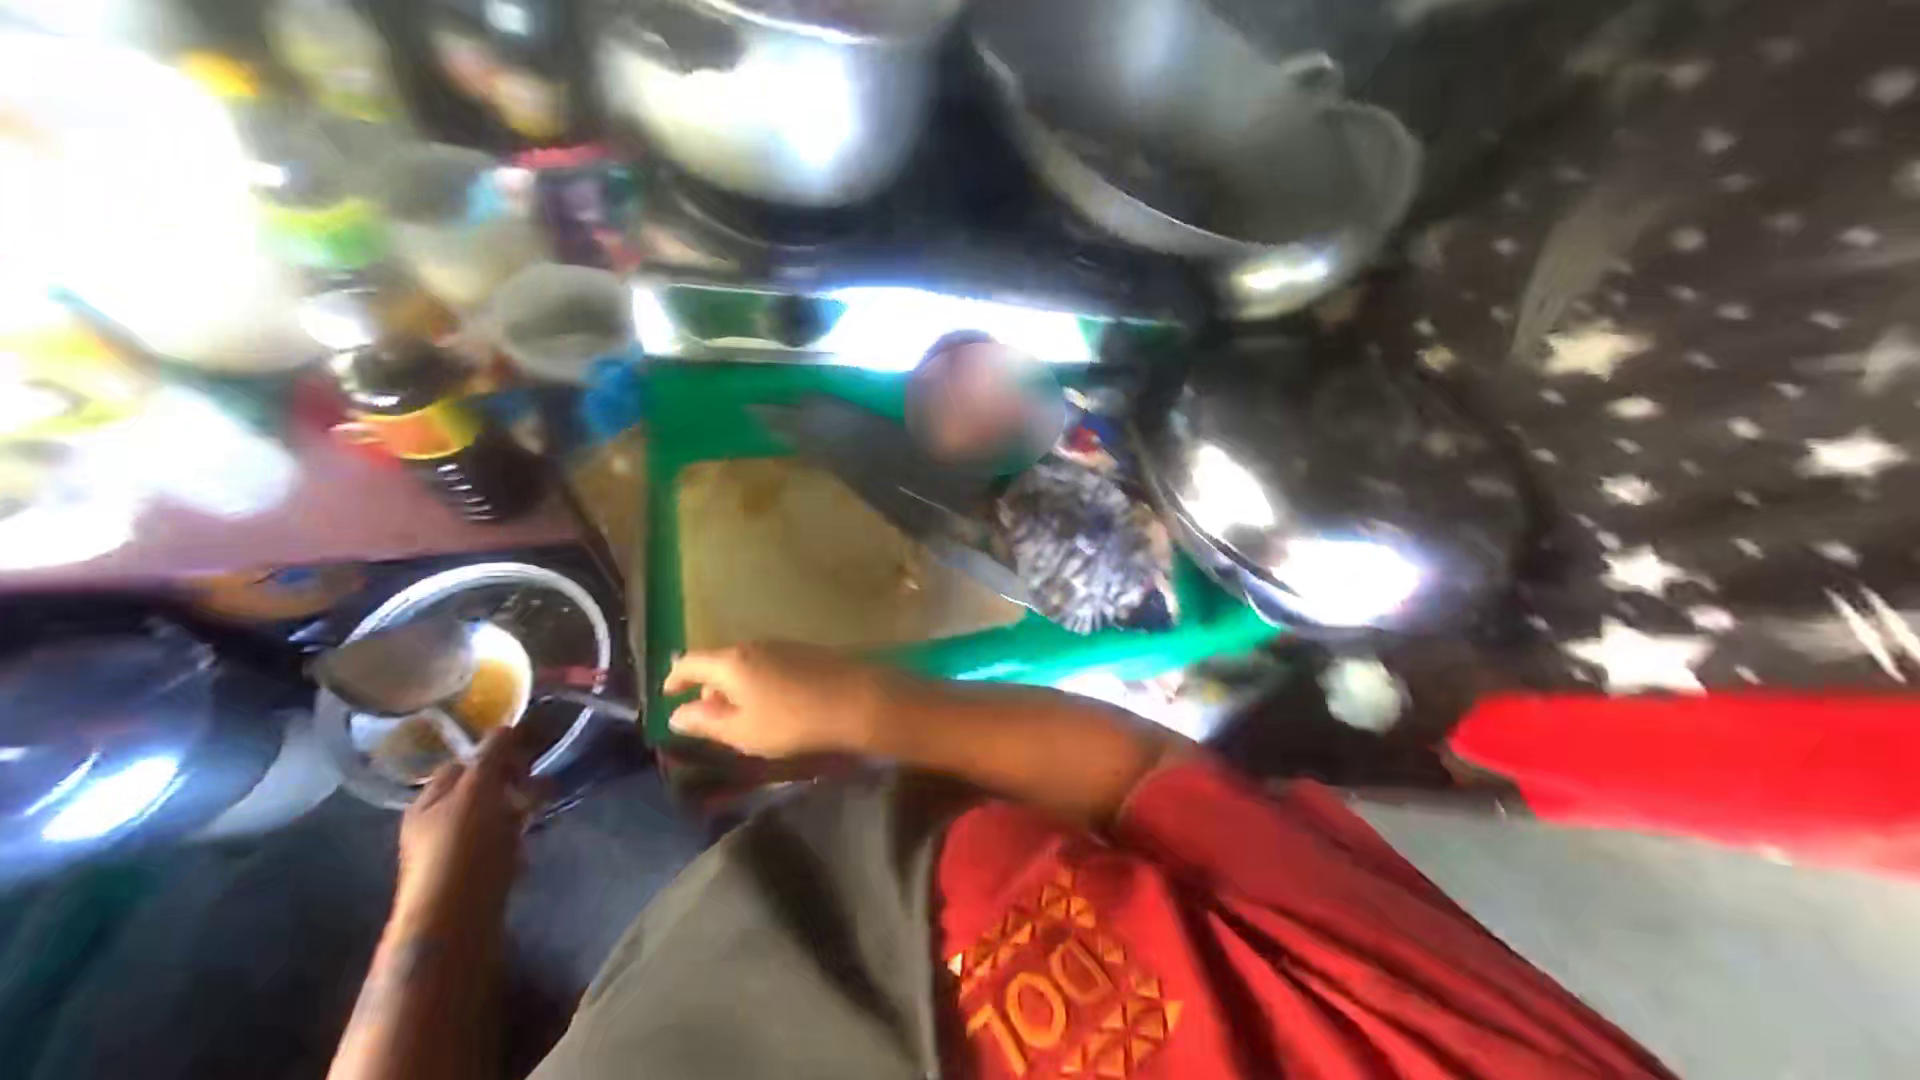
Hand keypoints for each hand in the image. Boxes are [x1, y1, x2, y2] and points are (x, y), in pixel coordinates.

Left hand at [394, 727, 535, 926]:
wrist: (457, 919)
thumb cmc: (463, 847)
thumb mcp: (478, 791)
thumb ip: (492, 757)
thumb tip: (506, 726)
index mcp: (428, 801)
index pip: (462, 763)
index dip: (493, 752)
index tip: (528, 749)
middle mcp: (437, 823)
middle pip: (479, 788)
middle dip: (512, 778)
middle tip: (540, 776)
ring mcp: (457, 850)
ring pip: (494, 813)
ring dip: (520, 802)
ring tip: (546, 802)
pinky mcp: (478, 872)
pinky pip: (502, 839)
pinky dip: (520, 830)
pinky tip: (535, 832)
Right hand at [663, 642, 916, 758]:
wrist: (857, 701)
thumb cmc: (792, 721)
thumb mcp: (741, 731)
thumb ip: (705, 722)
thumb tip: (676, 714)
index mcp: (731, 661)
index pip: (690, 661)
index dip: (675, 677)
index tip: (668, 694)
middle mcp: (754, 645)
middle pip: (719, 660)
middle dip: (707, 685)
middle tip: (706, 714)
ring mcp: (783, 645)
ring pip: (746, 662)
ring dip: (735, 685)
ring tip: (740, 713)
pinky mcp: (807, 651)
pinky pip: (769, 663)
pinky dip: (759, 681)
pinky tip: (772, 703)